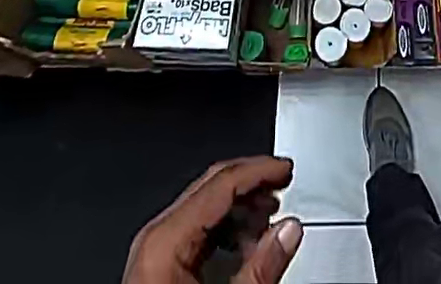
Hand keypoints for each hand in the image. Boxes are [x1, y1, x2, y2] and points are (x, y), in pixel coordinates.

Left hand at [122, 156, 302, 283]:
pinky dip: (225, 230)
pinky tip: (245, 246)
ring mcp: (151, 255)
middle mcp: (154, 241)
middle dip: (251, 184)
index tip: (285, 170)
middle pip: (211, 188)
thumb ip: (261, 269)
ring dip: (241, 209)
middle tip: (283, 185)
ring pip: (204, 208)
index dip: (259, 170)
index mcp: (166, 242)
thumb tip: (288, 231)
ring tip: (269, 223)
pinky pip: (195, 232)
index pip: (221, 182)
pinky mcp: (155, 270)